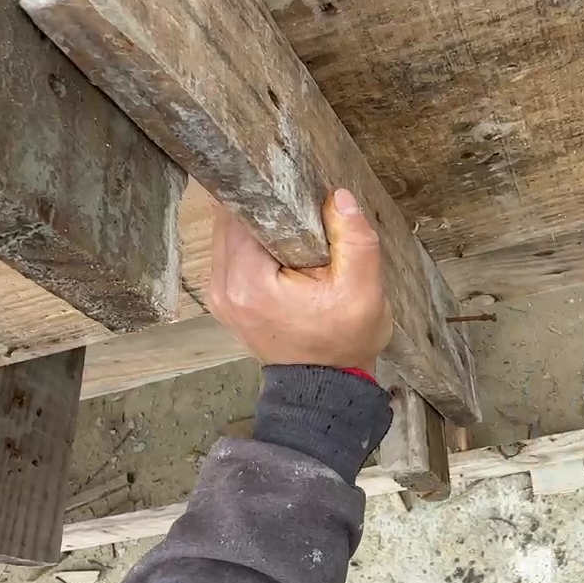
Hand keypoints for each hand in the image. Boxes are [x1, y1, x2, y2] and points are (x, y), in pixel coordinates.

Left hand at [208, 188, 392, 369]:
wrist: (327, 386)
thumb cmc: (343, 342)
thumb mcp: (363, 290)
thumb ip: (355, 240)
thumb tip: (339, 197)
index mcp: (248, 282)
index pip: (242, 212)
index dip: (270, 197)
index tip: (298, 198)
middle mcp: (223, 288)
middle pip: (232, 221)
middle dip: (267, 212)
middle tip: (304, 221)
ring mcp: (220, 296)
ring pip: (230, 236)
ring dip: (261, 229)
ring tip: (298, 239)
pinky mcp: (226, 301)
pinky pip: (233, 256)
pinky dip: (256, 248)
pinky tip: (286, 256)